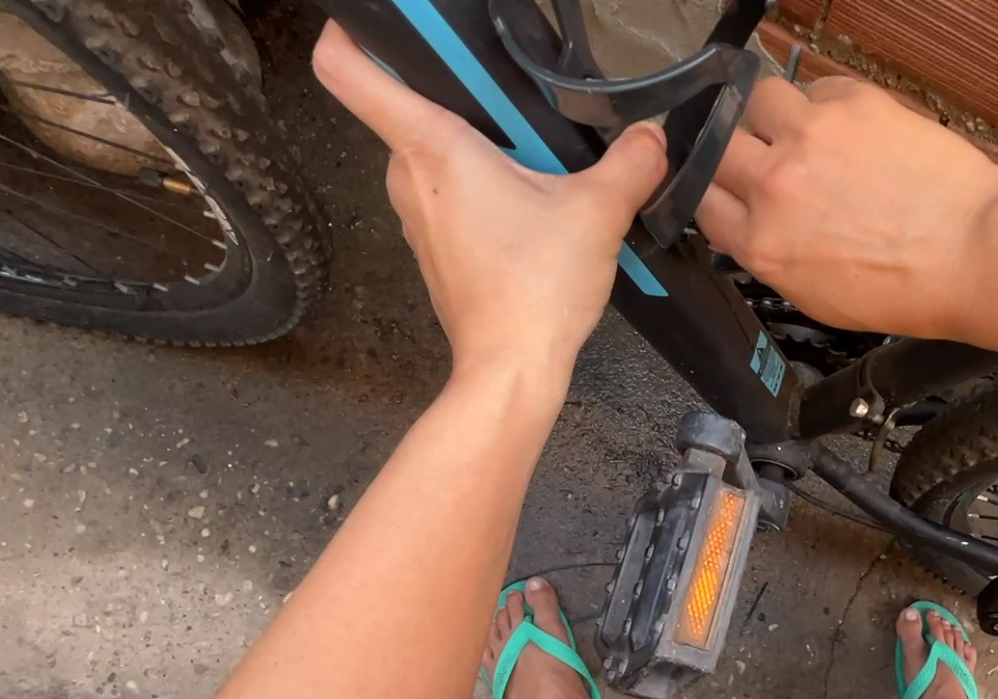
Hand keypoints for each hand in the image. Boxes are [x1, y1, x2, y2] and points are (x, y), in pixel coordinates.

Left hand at [313, 23, 666, 395]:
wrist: (513, 367)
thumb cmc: (536, 289)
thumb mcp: (596, 214)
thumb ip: (629, 165)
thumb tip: (649, 137)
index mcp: (431, 148)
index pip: (348, 68)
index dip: (354, 33)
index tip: (390, 29)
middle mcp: (408, 178)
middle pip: (416, 112)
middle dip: (471, 110)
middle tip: (527, 129)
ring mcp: (418, 220)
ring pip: (440, 162)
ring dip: (485, 159)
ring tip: (541, 184)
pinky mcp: (437, 253)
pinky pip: (453, 204)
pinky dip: (486, 200)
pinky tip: (532, 227)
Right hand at [697, 77, 997, 340]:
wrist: (970, 252)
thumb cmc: (905, 290)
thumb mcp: (818, 299)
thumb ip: (775, 258)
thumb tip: (758, 230)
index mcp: (763, 246)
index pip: (702, 203)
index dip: (711, 194)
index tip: (722, 189)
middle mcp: (773, 186)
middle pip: (716, 147)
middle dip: (731, 153)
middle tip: (760, 159)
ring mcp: (809, 136)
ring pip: (757, 100)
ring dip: (772, 117)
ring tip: (803, 135)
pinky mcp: (850, 101)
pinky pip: (813, 87)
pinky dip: (821, 104)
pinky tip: (848, 130)